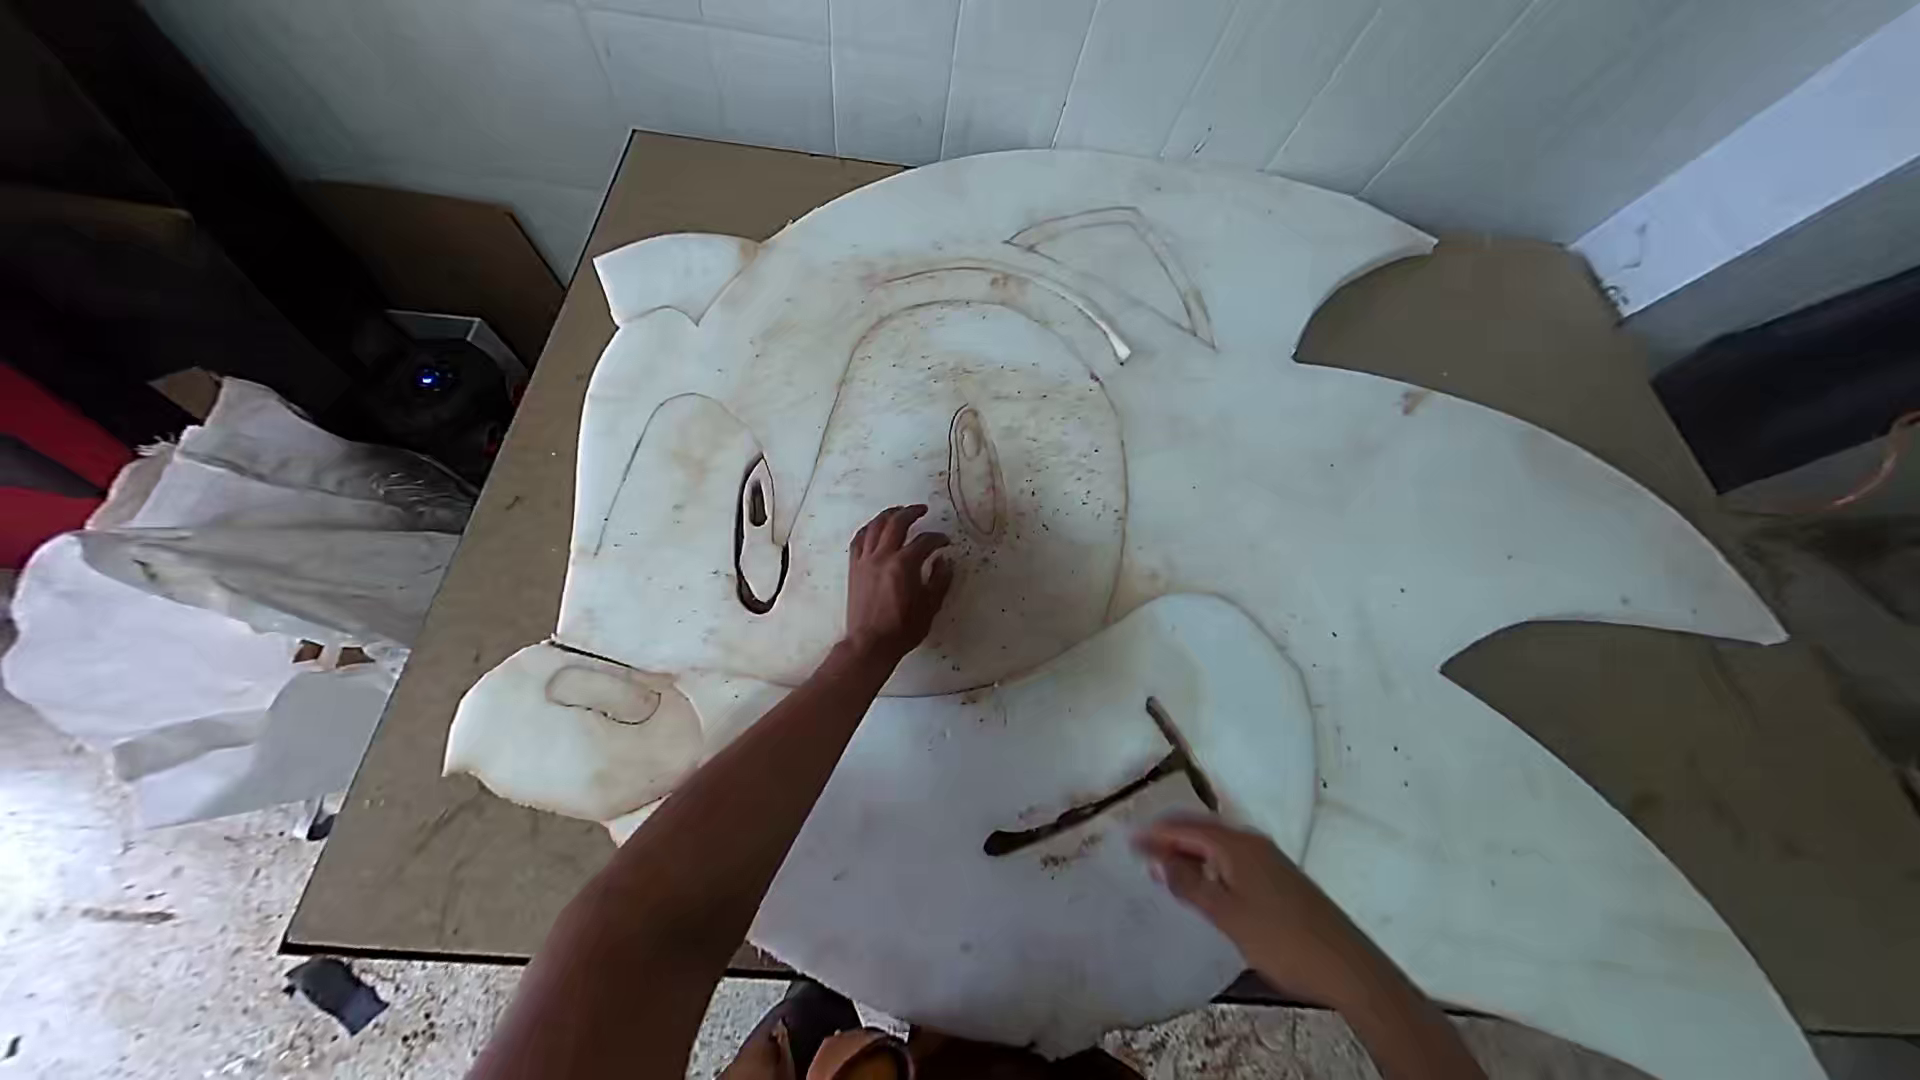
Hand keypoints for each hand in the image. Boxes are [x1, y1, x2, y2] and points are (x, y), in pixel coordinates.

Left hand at [842, 505, 952, 667]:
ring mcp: (866, 561)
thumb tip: (944, 562)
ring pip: (875, 527)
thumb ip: (940, 580)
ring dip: (888, 515)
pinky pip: (859, 540)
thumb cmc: (901, 629)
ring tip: (898, 511)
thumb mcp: (930, 606)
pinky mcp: (854, 568)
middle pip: (897, 523)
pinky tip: (873, 528)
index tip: (944, 542)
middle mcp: (883, 557)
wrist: (870, 643)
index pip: (924, 542)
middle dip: (911, 513)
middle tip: (921, 509)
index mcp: (904, 565)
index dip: (937, 539)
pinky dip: (867, 530)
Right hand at [1135, 814, 1370, 1007]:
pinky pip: (1231, 856)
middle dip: (1170, 837)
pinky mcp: (1278, 875)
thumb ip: (1188, 884)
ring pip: (1217, 843)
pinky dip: (1208, 861)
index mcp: (1235, 844)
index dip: (1154, 834)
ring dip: (1189, 850)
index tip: (1128, 841)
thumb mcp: (1226, 914)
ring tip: (1165, 866)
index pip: (1184, 828)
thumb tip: (1159, 859)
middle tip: (1142, 851)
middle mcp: (1250, 841)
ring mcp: (1267, 857)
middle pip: (1201, 829)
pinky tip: (1203, 880)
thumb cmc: (1281, 939)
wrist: (1349, 968)